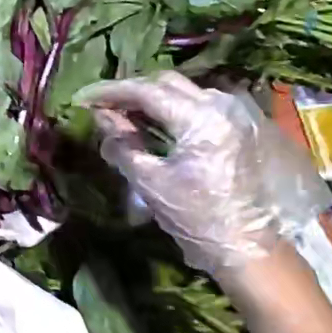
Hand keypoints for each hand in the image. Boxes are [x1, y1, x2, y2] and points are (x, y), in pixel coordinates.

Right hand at [76, 73, 329, 286]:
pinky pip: (200, 103)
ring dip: (152, 97)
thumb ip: (122, 144)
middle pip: (166, 83)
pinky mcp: (241, 126)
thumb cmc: (197, 219)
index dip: (111, 91)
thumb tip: (100, 117)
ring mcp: (236, 113)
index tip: (83, 98)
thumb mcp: (150, 182)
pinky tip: (153, 121)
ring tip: (123, 112)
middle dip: (131, 90)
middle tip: (102, 105)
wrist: (248, 249)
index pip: (147, 91)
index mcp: (201, 119)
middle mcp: (222, 105)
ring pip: (184, 90)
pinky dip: (172, 107)